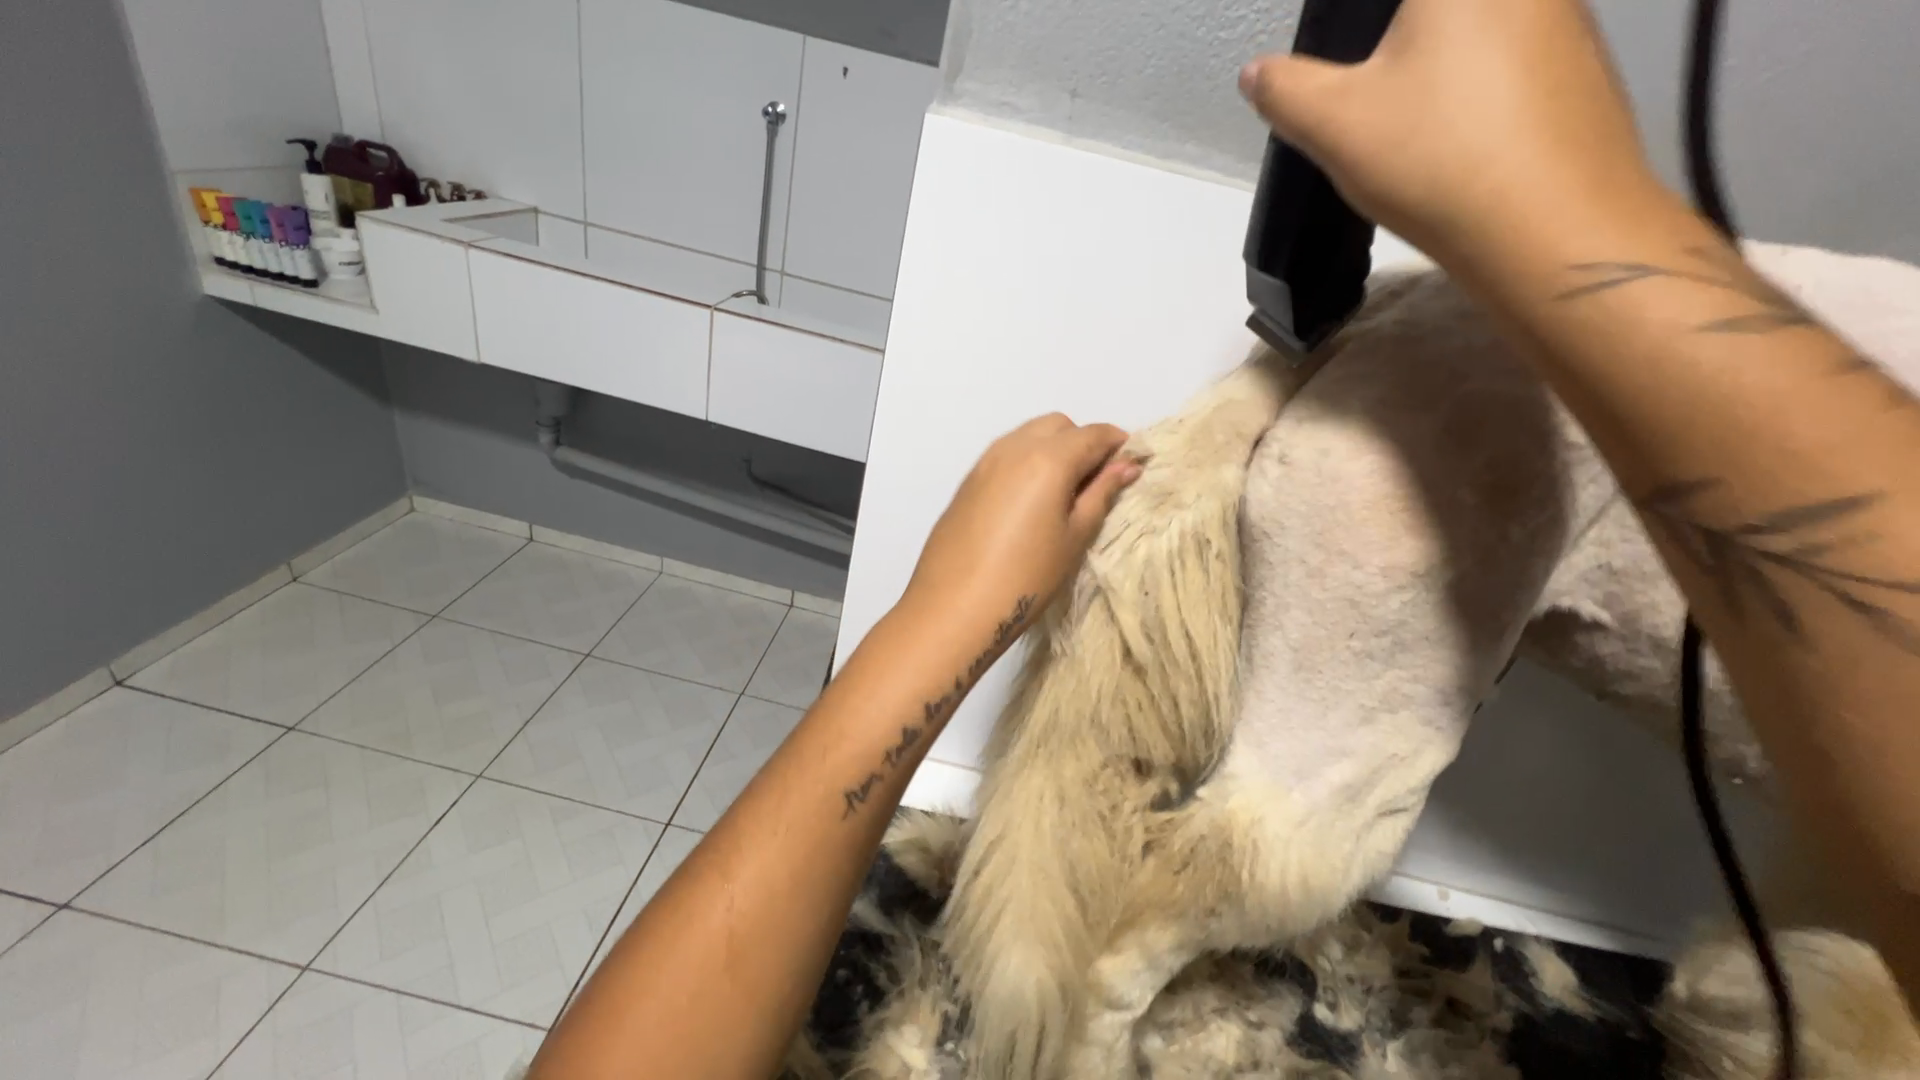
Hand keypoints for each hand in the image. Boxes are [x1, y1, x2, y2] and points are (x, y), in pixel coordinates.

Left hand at [903, 414, 1140, 634]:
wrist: (954, 606)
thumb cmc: (1026, 577)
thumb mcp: (1074, 537)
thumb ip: (1101, 493)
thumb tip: (1126, 465)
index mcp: (1048, 458)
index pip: (1094, 434)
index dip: (1118, 445)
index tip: (1131, 467)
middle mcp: (1014, 447)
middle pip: (1059, 426)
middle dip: (1083, 443)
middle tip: (1095, 484)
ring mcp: (985, 462)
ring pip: (1028, 435)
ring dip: (1053, 449)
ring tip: (1063, 494)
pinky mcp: (967, 481)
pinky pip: (1005, 454)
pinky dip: (1026, 462)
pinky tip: (1031, 502)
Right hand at [1238, 0, 1673, 269]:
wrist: (1552, 230)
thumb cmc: (1439, 160)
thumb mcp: (1334, 125)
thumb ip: (1285, 88)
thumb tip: (1259, 73)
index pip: (1379, 1)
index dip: (1358, 28)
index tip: (1353, 82)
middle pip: (1433, 13)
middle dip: (1395, 47)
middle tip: (1370, 102)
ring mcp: (1568, 18)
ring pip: (1478, 32)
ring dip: (1439, 69)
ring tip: (1415, 133)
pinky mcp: (1585, 69)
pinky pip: (1513, 64)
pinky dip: (1478, 96)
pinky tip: (1461, 150)